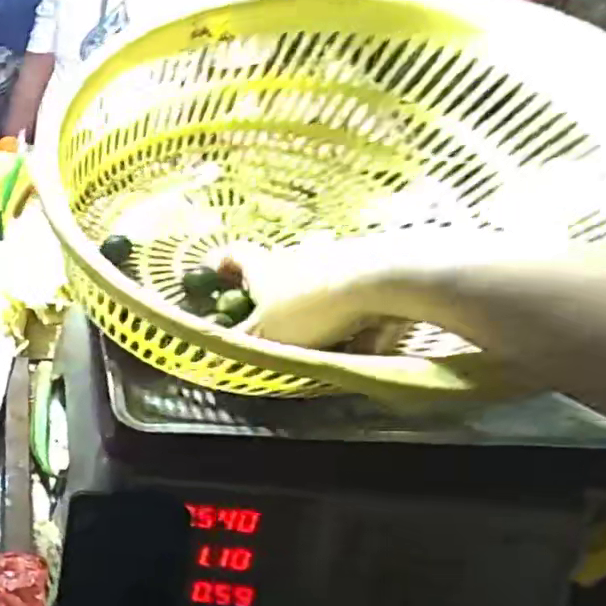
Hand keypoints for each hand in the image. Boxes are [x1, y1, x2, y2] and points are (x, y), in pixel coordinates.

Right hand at [240, 230, 529, 348]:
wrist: (394, 278)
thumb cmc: (312, 307)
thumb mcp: (266, 334)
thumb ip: (239, 341)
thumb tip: (211, 352)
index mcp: (263, 267)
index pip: (233, 256)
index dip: (222, 264)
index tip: (217, 274)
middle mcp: (296, 254)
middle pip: (276, 268)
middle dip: (271, 290)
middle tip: (268, 317)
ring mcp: (337, 253)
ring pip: (315, 277)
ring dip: (313, 299)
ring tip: (321, 333)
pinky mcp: (375, 259)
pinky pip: (353, 285)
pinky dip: (351, 304)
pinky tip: (361, 331)